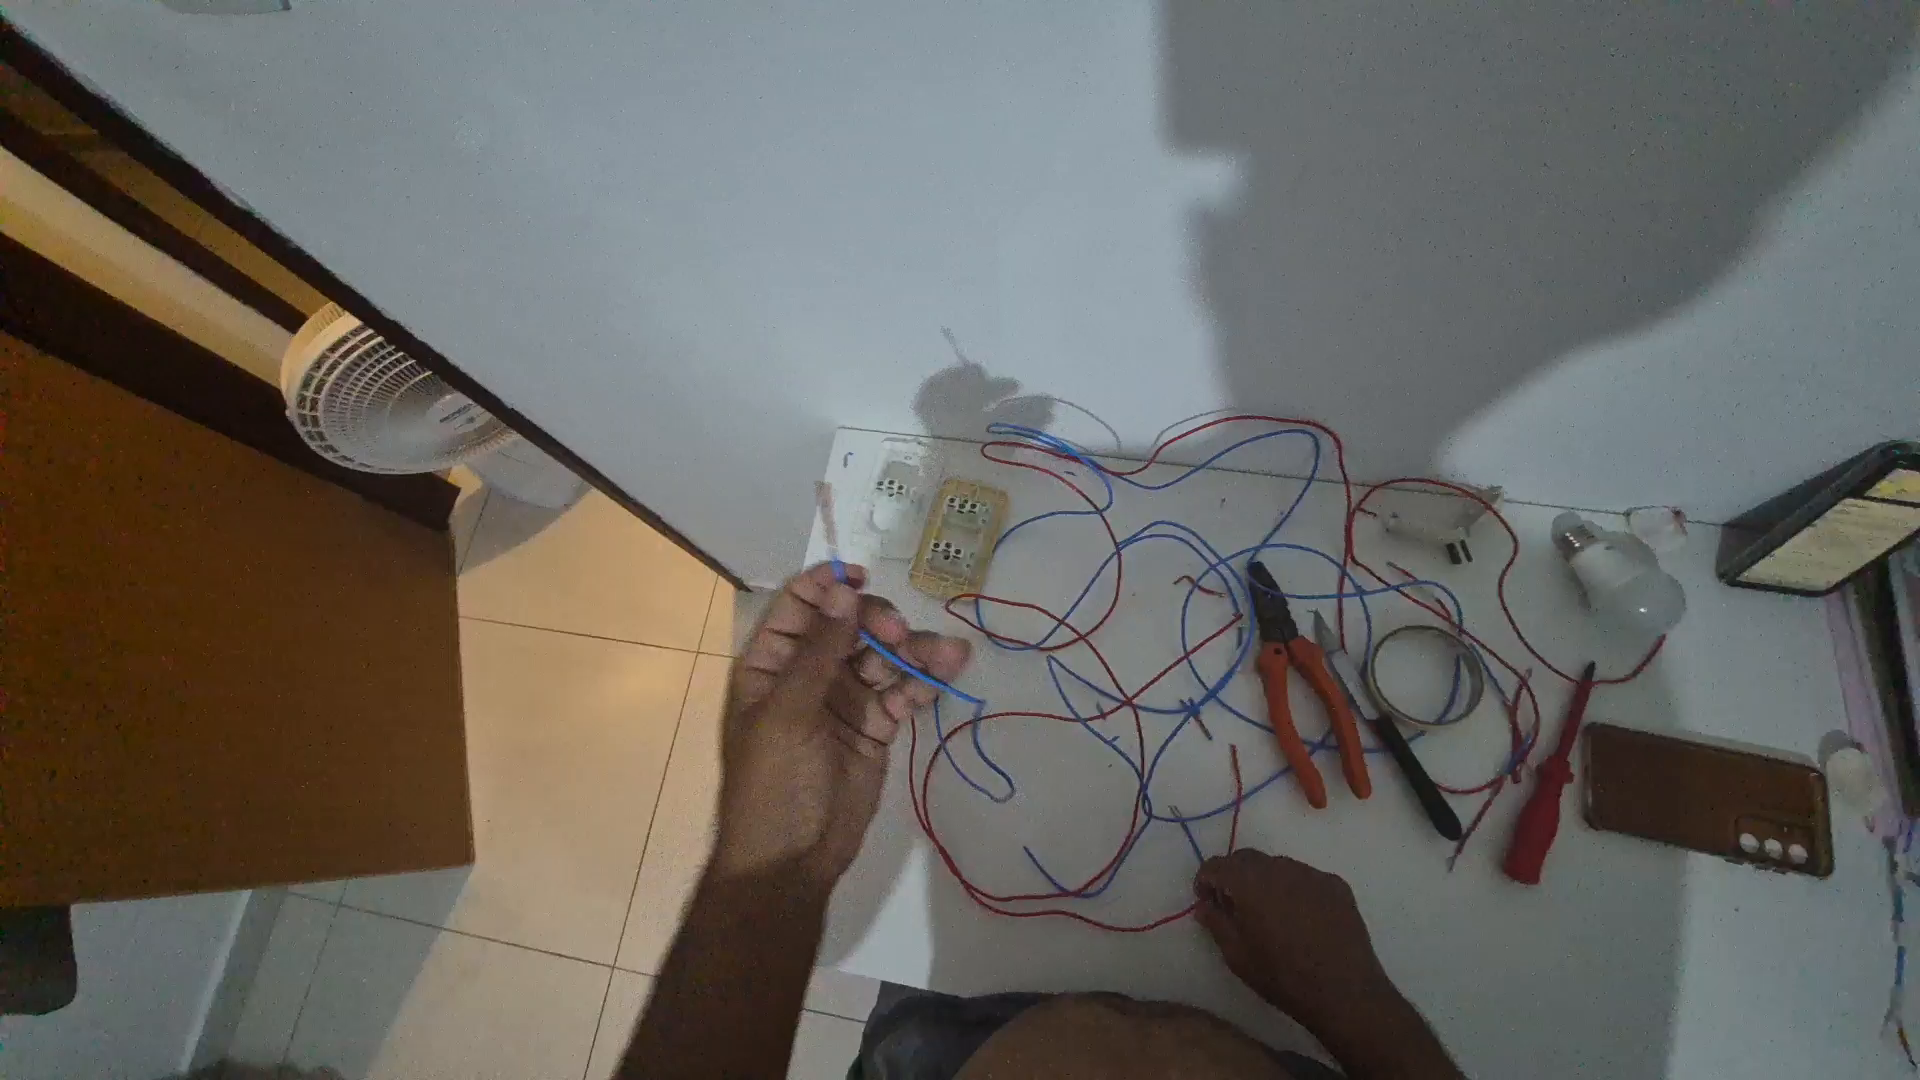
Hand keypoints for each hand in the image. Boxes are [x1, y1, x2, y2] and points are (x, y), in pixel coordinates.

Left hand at [713, 563, 971, 890]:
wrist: (792, 862)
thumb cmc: (772, 784)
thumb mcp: (787, 713)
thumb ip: (818, 650)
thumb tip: (841, 587)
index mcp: (772, 663)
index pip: (800, 606)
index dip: (829, 585)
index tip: (863, 577)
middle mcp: (809, 672)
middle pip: (850, 625)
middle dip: (878, 621)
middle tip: (898, 635)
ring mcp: (845, 698)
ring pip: (884, 657)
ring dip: (915, 650)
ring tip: (949, 653)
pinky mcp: (877, 724)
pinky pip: (903, 691)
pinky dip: (925, 681)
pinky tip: (950, 670)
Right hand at [1194, 849, 1391, 1030]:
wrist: (1347, 995)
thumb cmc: (1284, 976)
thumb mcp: (1237, 956)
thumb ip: (1216, 923)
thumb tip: (1204, 906)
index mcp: (1249, 881)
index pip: (1217, 865)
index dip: (1205, 880)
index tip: (1206, 901)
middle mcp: (1278, 867)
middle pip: (1246, 859)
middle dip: (1234, 876)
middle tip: (1235, 905)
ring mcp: (1311, 873)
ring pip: (1277, 866)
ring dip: (1265, 880)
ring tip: (1271, 911)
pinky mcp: (1336, 885)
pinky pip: (1305, 878)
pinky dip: (1295, 889)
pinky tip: (1301, 917)